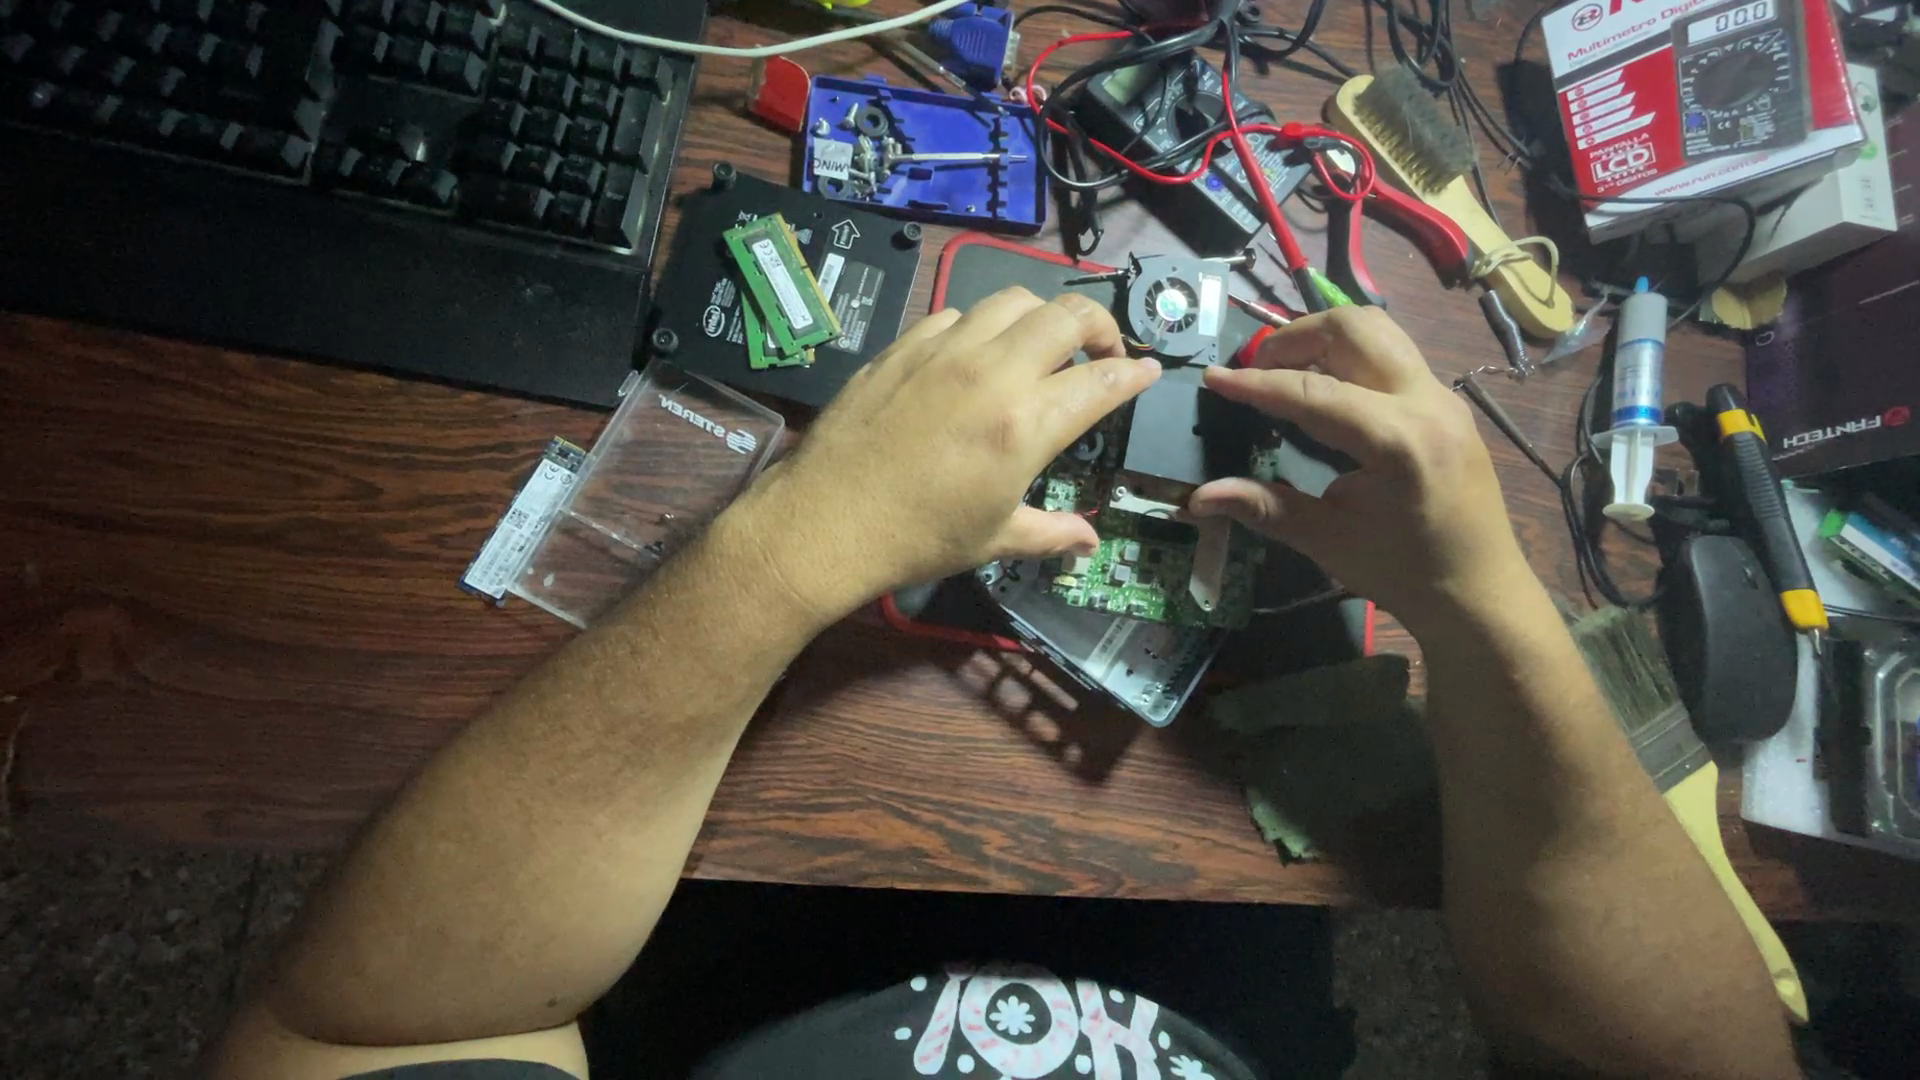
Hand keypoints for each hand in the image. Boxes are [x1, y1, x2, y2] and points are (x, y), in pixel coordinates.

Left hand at [722, 287, 1161, 622]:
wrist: (829, 521)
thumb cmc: (919, 538)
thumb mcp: (995, 539)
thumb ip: (1052, 533)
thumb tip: (1090, 543)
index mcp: (1026, 425)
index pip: (1102, 379)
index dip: (1135, 372)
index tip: (1147, 371)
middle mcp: (993, 373)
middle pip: (1068, 315)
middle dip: (1100, 326)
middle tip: (1099, 354)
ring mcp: (945, 352)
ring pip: (1013, 300)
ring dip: (1040, 317)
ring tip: (1039, 347)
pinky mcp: (904, 346)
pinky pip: (957, 313)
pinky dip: (982, 326)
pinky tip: (974, 355)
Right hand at [1186, 307, 1529, 633]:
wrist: (1479, 590)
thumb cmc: (1402, 571)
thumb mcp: (1325, 540)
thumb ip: (1263, 507)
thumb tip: (1197, 499)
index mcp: (1397, 441)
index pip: (1312, 391)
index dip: (1255, 384)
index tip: (1211, 378)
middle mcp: (1426, 402)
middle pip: (1355, 329)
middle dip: (1294, 339)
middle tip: (1254, 371)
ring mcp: (1441, 397)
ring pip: (1378, 330)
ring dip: (1322, 339)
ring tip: (1283, 372)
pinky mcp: (1444, 402)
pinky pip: (1390, 354)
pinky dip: (1346, 355)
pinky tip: (1321, 389)